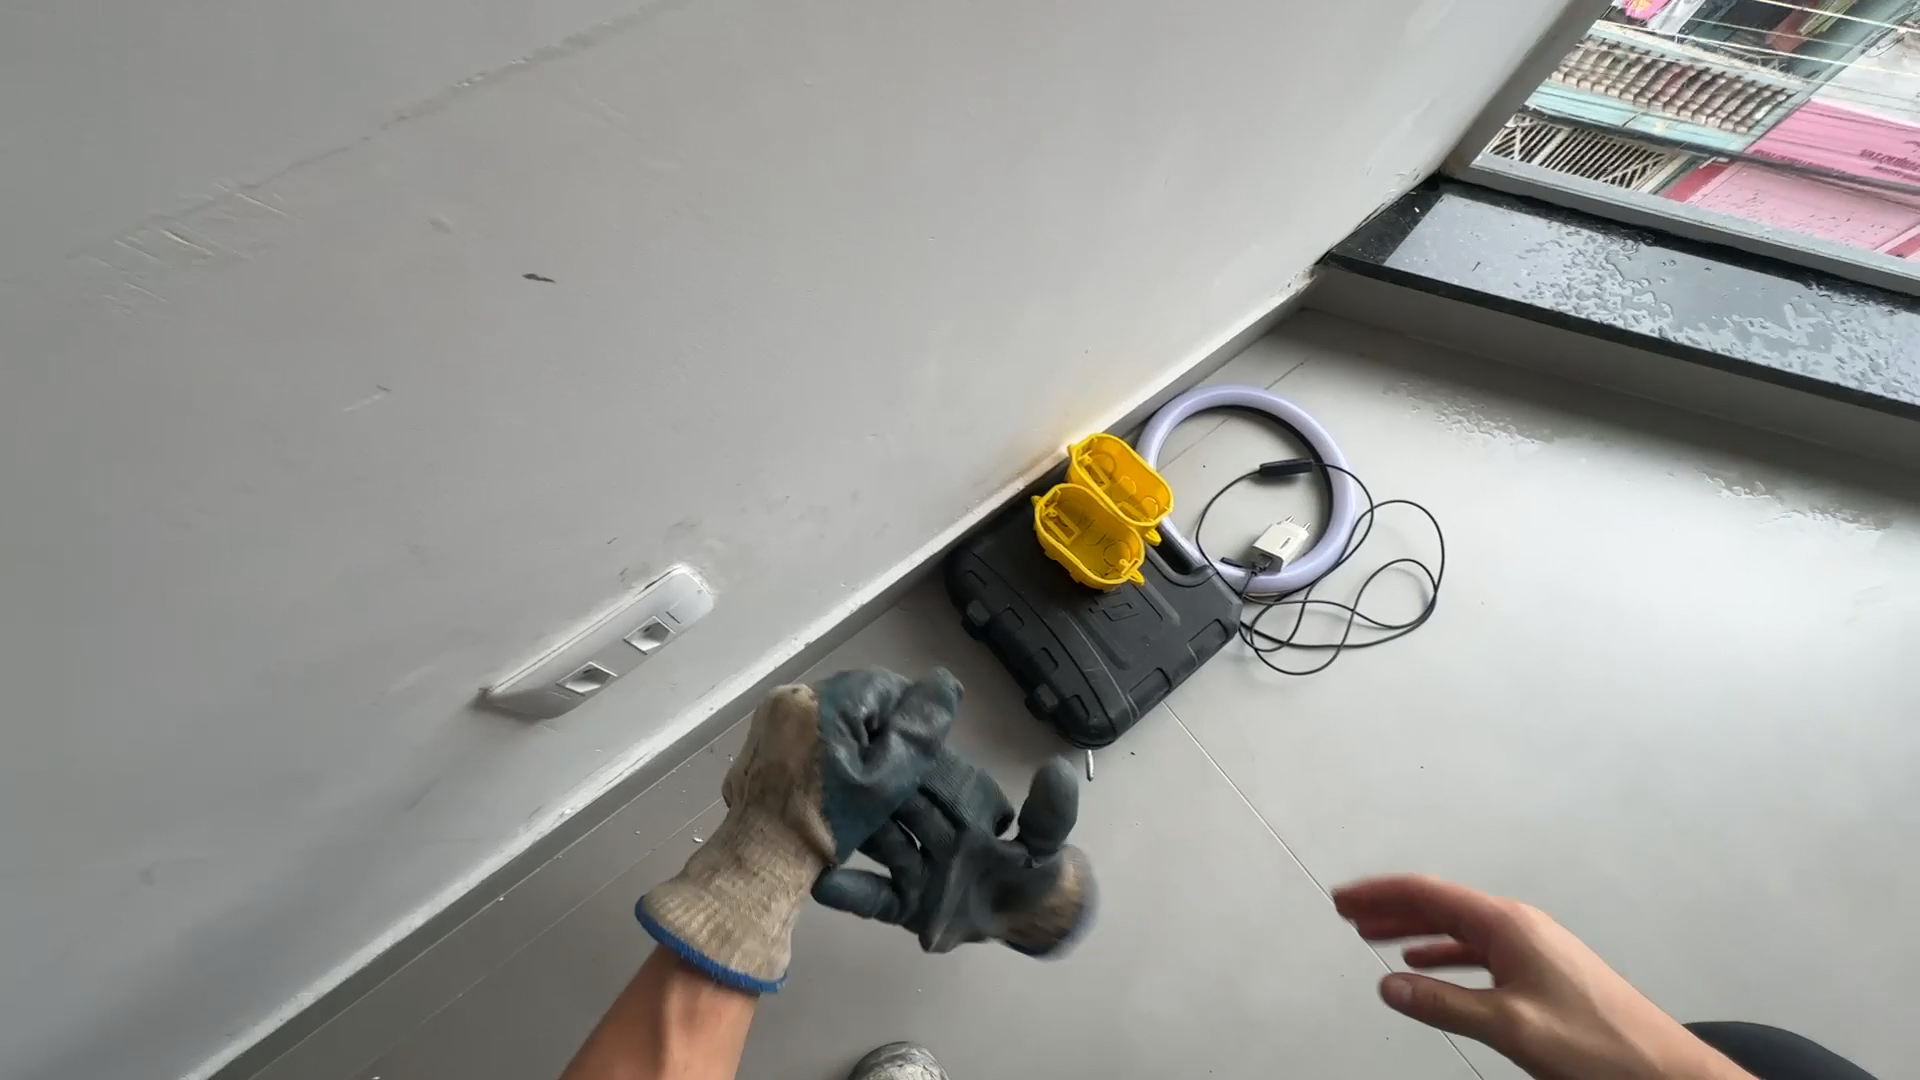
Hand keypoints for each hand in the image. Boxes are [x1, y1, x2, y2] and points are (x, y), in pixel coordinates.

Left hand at [637, 668, 960, 992]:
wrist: (757, 861)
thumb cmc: (825, 822)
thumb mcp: (886, 781)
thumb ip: (918, 730)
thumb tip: (946, 683)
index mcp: (823, 699)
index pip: (886, 685)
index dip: (909, 718)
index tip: (913, 756)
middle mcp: (793, 694)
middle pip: (857, 698)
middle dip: (879, 730)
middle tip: (892, 771)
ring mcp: (771, 714)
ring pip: (834, 713)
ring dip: (855, 738)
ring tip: (866, 778)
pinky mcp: (761, 735)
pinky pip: (809, 728)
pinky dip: (828, 747)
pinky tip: (834, 782)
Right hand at [813, 751, 1094, 955]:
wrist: (1023, 921)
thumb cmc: (1029, 872)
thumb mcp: (1045, 842)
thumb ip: (1051, 811)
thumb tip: (1058, 767)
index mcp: (957, 804)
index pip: (931, 778)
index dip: (915, 761)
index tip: (888, 740)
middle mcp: (926, 828)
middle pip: (898, 807)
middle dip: (879, 792)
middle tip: (847, 776)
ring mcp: (910, 865)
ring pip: (879, 842)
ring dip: (858, 832)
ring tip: (828, 820)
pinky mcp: (901, 904)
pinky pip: (872, 898)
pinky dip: (850, 891)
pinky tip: (825, 883)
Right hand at [1332, 875, 1752, 1079]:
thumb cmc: (1601, 1049)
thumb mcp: (1513, 1027)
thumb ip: (1444, 1004)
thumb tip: (1386, 985)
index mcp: (1505, 923)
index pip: (1426, 893)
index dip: (1379, 893)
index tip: (1341, 899)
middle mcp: (1516, 924)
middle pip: (1437, 903)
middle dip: (1388, 906)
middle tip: (1346, 912)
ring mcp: (1531, 946)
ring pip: (1454, 925)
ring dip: (1410, 928)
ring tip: (1372, 936)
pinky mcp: (1542, 970)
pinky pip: (1475, 947)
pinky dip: (1440, 951)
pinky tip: (1424, 965)